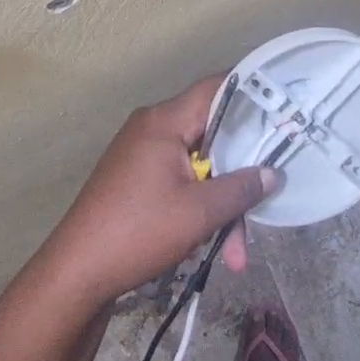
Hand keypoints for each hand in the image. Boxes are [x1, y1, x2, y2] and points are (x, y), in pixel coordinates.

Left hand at [36, 76, 280, 306]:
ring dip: (219, 204)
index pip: (215, 88)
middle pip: (211, 135)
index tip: (283, 111)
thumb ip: (240, 188)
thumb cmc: (138, 231)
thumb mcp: (199, 213)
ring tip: (232, 254)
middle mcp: (152, 127)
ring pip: (197, 166)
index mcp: (163, 121)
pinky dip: (197, 207)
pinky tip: (205, 244)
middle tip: (263, 204)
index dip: (251, 94)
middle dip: (237, 176)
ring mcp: (142, 153)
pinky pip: (179, 180)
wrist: (76, 273)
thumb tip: (272, 173)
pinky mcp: (136, 178)